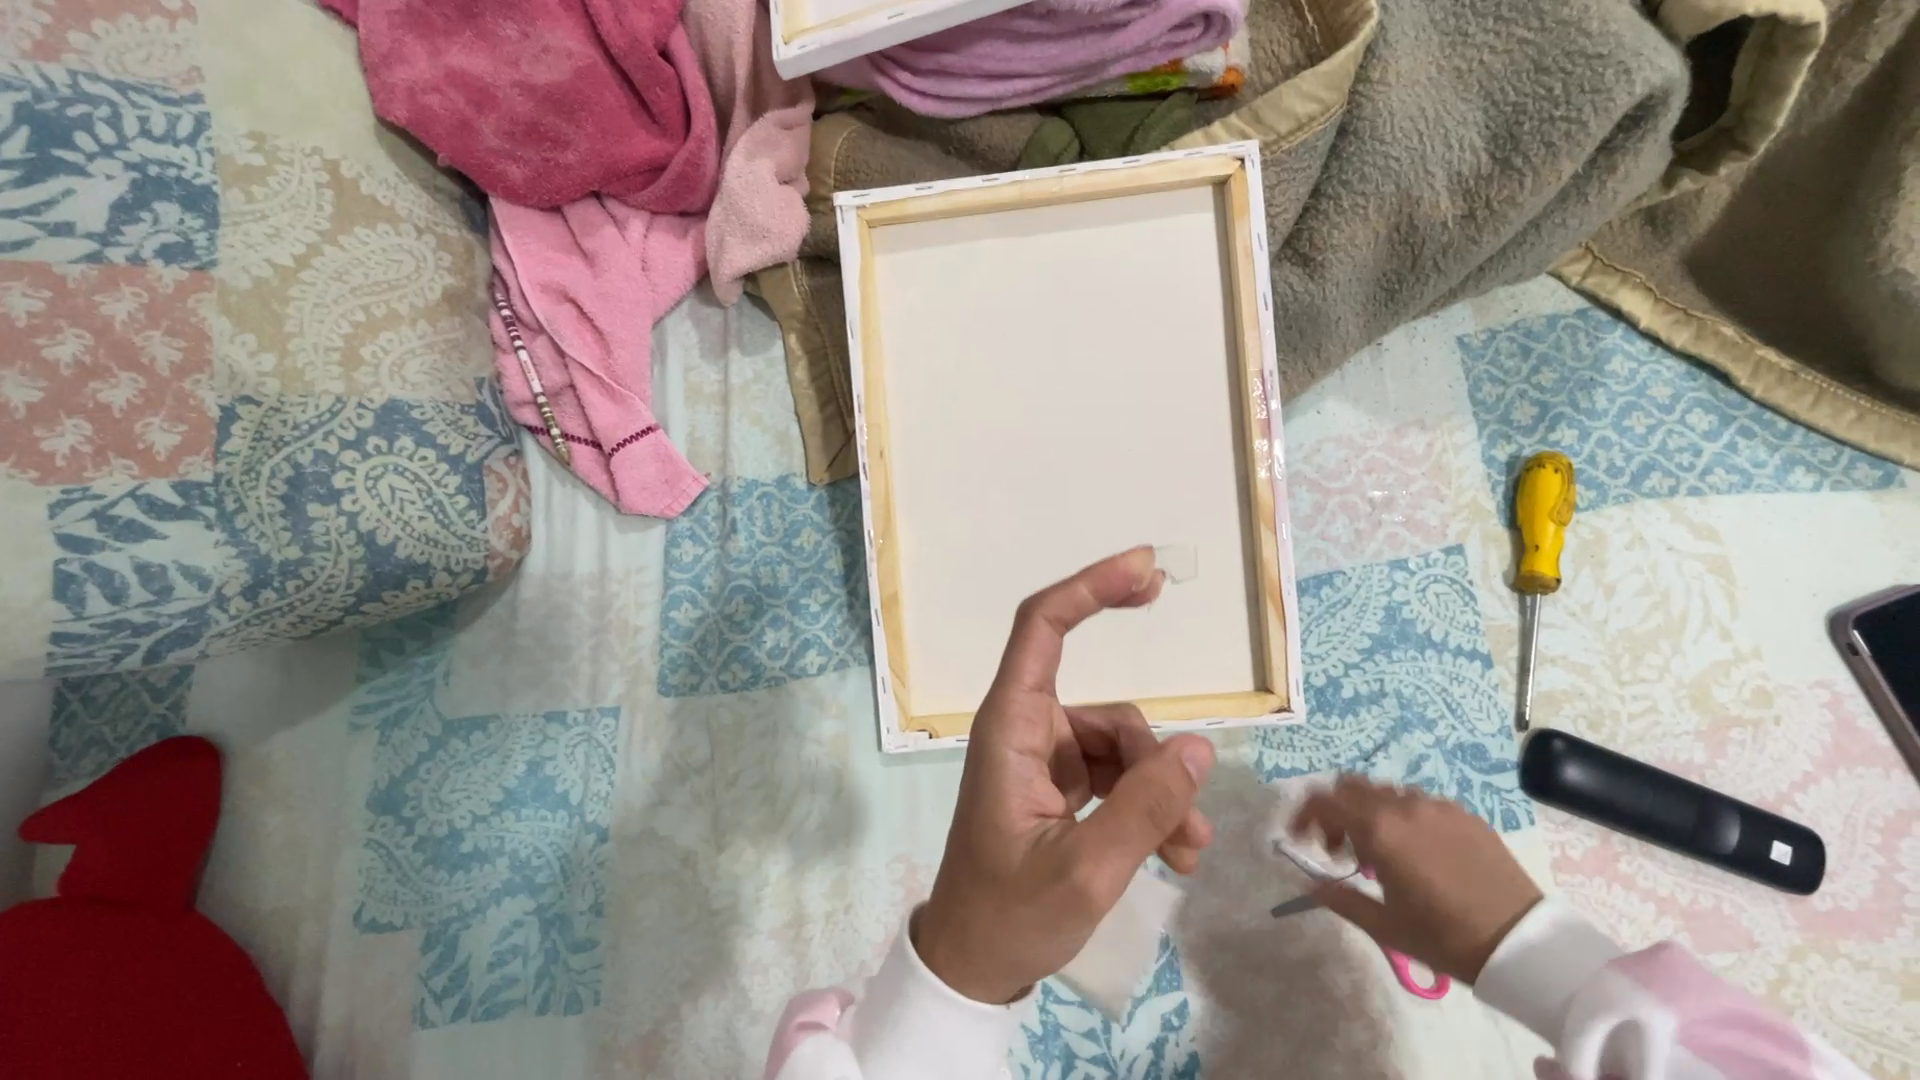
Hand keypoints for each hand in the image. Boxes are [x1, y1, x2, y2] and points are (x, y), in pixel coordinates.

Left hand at [915, 547, 1218, 1004]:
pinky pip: (1117, 778)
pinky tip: (1173, 855)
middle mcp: (1025, 730)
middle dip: (1154, 758)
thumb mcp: (1087, 870)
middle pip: (1110, 712)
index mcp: (1010, 727)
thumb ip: (1144, 808)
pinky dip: (1147, 808)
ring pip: (1122, 749)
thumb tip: (1200, 749)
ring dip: (1159, 795)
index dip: (1091, 588)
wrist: (974, 964)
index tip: (1147, 569)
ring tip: (1184, 853)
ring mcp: (1043, 759)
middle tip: (1196, 797)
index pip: (1043, 628)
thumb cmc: (1010, 915)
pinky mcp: (1058, 786)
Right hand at [1290, 776, 1541, 983]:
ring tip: (1378, 851)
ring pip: (1386, 792)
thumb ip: (1342, 899)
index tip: (1299, 839)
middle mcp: (1405, 807)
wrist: (1526, 945)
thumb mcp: (1386, 927)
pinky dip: (1403, 817)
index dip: (1303, 814)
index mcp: (1380, 829)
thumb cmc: (1447, 938)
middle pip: (1351, 786)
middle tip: (1338, 847)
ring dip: (1369, 812)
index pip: (1324, 800)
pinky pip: (1420, 803)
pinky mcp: (1466, 815)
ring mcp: (1438, 807)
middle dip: (1334, 810)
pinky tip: (1417, 852)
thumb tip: (1311, 886)